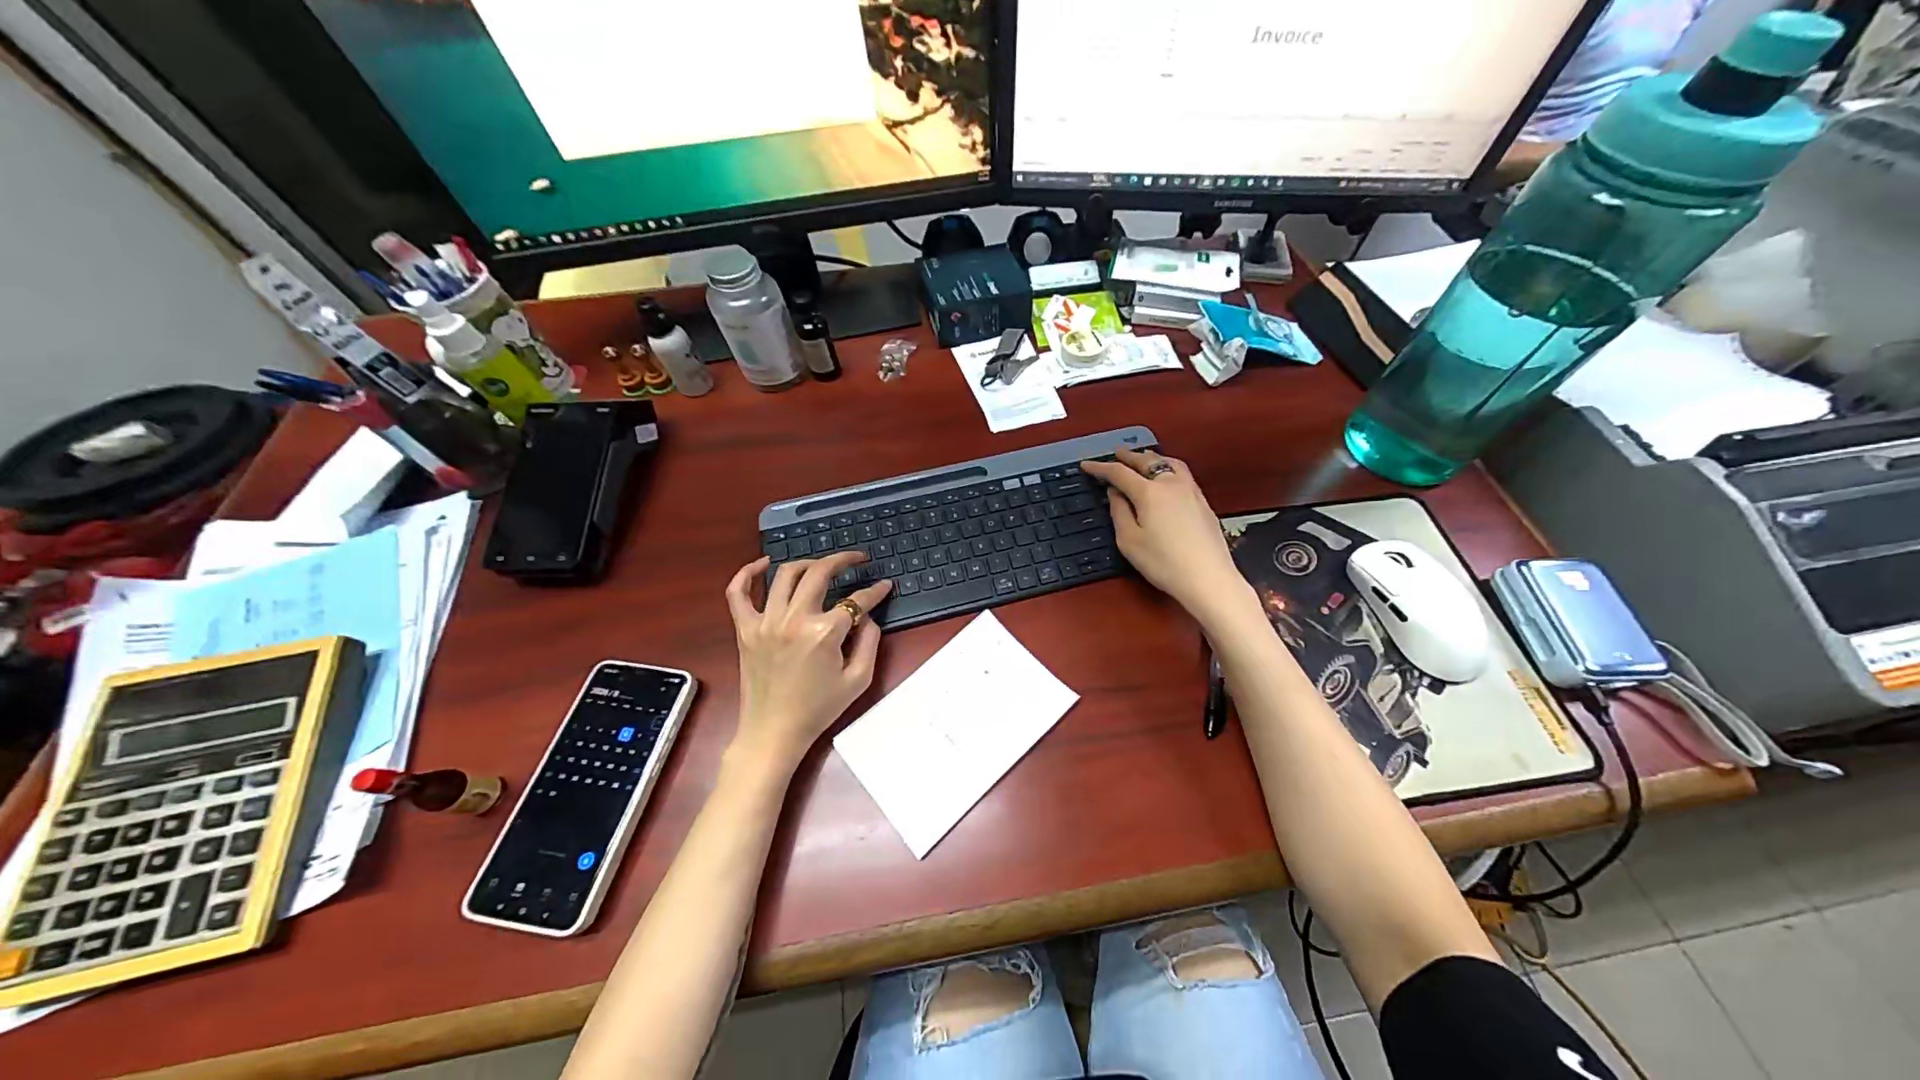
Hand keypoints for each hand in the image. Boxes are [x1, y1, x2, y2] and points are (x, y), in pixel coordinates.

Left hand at [724, 553, 892, 773]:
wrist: (773, 732)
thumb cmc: (818, 709)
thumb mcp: (858, 680)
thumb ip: (870, 641)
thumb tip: (867, 615)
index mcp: (824, 633)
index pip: (856, 600)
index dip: (875, 591)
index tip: (884, 586)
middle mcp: (794, 619)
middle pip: (820, 573)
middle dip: (843, 560)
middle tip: (856, 559)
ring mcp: (765, 622)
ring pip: (785, 574)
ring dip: (807, 562)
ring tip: (821, 563)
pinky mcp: (745, 629)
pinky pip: (738, 593)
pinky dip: (747, 573)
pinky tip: (763, 564)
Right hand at [1081, 449, 1252, 623]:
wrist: (1207, 578)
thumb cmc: (1165, 563)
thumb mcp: (1129, 541)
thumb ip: (1119, 512)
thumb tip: (1115, 494)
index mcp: (1149, 492)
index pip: (1119, 472)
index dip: (1100, 468)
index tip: (1087, 465)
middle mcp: (1171, 484)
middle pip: (1146, 461)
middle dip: (1128, 457)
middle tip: (1116, 454)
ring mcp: (1191, 491)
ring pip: (1168, 463)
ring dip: (1151, 458)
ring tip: (1142, 457)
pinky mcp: (1203, 502)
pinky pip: (1182, 473)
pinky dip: (1168, 467)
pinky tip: (1167, 475)